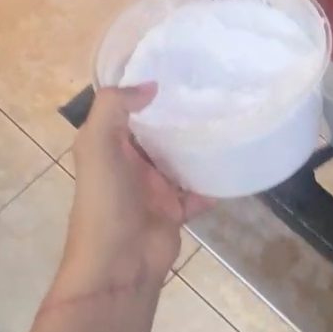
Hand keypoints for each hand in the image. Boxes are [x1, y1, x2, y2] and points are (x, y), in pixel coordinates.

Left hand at [65, 84, 212, 285]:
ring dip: (201, 146)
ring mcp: (155, 188)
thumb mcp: (97, 147)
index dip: (145, 89)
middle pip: (159, 133)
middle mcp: (131, 164)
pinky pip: (200, 191)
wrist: (119, 263)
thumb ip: (115, 108)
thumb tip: (152, 86)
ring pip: (182, 160)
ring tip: (231, 120)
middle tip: (215, 90)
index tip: (179, 67)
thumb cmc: (105, 202)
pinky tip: (235, 163)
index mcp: (109, 147)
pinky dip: (215, 182)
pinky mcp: (176, 210)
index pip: (127, 110)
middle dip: (181, 115)